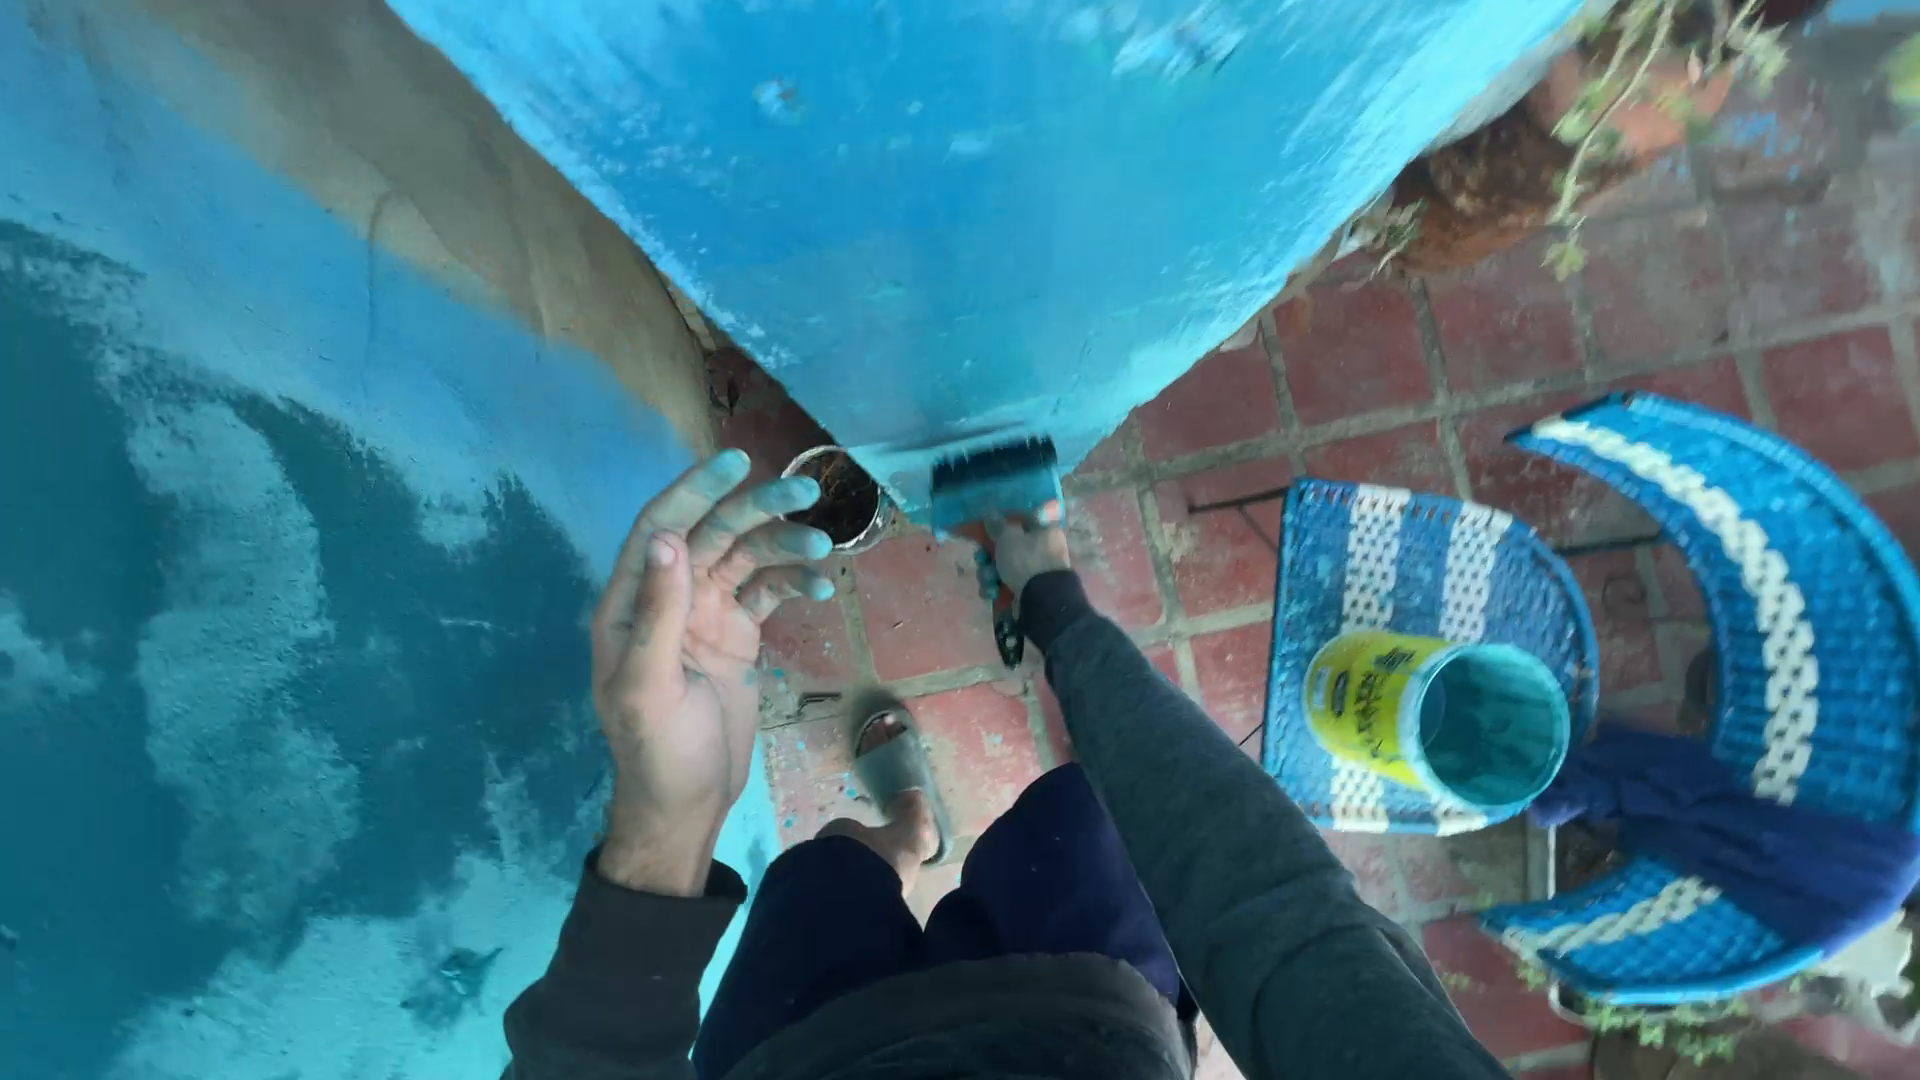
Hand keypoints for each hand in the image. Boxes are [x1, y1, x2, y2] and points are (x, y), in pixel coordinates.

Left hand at [590, 450, 833, 895]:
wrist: (689, 801)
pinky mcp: (739, 632)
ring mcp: (708, 613)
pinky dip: (795, 583)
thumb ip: (656, 612)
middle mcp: (671, 596)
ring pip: (749, 559)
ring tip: (825, 547)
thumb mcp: (647, 686)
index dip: (695, 491)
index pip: (663, 528)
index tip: (736, 462)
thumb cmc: (657, 750)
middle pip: (716, 534)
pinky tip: (821, 587)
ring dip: (785, 546)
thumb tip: (668, 538)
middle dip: (758, 510)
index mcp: (634, 602)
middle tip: (807, 494)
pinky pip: (769, 593)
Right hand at [985, 512, 1071, 598]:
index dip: (1002, 526)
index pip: (1021, 522)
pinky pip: (1006, 585)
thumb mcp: (1009, 537)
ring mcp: (1036, 573)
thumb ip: (998, 526)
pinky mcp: (1028, 591)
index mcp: (1045, 531)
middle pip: (1008, 548)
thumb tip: (992, 515)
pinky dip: (996, 589)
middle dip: (989, 556)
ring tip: (988, 581)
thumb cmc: (1026, 561)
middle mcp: (1043, 550)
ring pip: (1004, 568)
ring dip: (989, 574)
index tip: (986, 531)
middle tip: (981, 559)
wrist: (1041, 600)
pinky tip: (991, 593)